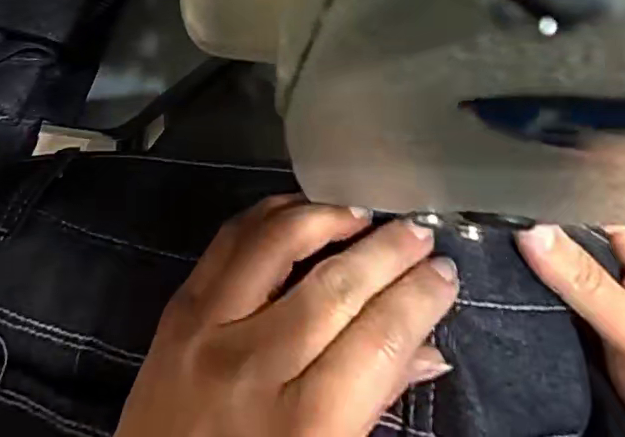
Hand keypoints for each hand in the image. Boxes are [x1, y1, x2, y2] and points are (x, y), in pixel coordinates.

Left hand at [116, 195, 459, 436]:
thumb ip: (376, 403)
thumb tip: (430, 347)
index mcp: (303, 429)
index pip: (378, 341)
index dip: (420, 298)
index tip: (445, 272)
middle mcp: (254, 367)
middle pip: (337, 286)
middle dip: (390, 252)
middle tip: (420, 231)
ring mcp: (209, 329)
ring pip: (281, 243)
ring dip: (330, 217)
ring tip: (365, 213)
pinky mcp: (179, 306)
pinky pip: (231, 237)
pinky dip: (272, 212)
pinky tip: (303, 208)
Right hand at [516, 224, 624, 436]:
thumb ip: (588, 283)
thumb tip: (535, 231)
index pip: (587, 203)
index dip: (549, 205)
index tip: (515, 215)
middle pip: (566, 234)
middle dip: (538, 240)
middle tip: (511, 247)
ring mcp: (611, 302)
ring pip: (556, 270)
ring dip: (537, 274)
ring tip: (520, 277)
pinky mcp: (594, 333)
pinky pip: (554, 304)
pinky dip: (538, 304)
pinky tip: (528, 302)